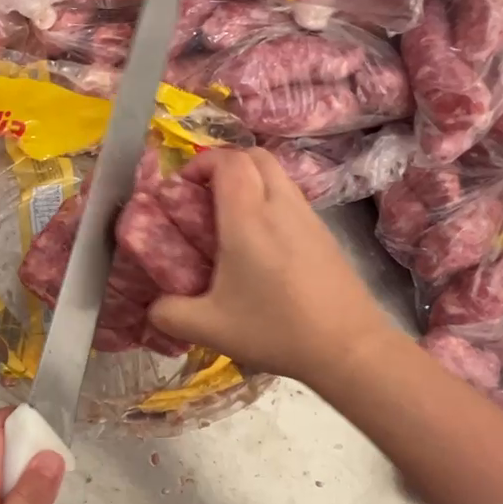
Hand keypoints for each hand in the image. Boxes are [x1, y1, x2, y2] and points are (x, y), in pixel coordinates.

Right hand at [149, 147, 401, 382]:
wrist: (349, 348)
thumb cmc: (275, 330)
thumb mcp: (208, 328)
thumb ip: (168, 313)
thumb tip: (154, 306)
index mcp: (247, 219)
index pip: (227, 161)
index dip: (201, 163)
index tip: (181, 186)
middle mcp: (280, 206)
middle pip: (255, 155)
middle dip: (224, 163)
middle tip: (203, 193)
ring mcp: (308, 217)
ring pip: (277, 174)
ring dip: (249, 180)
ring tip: (228, 216)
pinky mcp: (324, 233)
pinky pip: (291, 197)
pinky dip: (269, 199)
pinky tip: (259, 241)